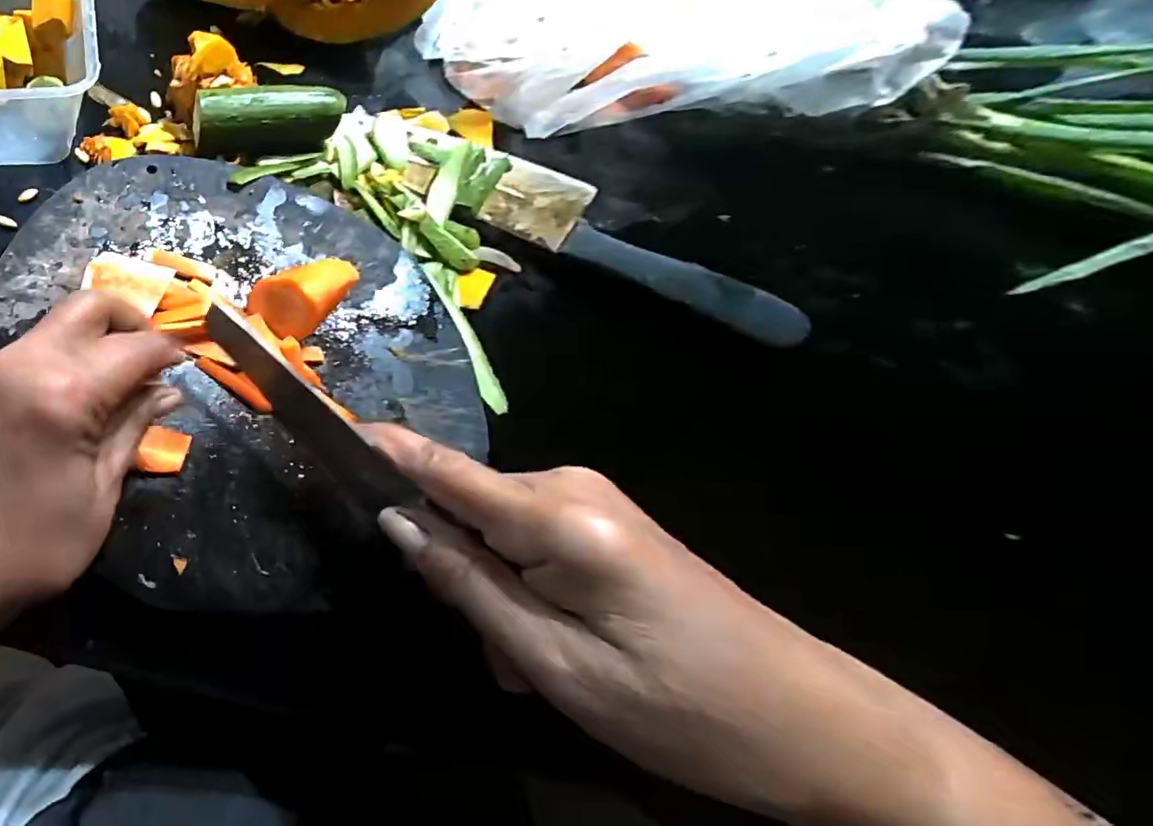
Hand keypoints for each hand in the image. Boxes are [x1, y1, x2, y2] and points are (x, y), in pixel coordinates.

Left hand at [0, 291, 181, 629]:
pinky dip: (83, 341)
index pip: (136, 347)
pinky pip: (52, 334)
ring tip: (132, 372)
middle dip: (135, 322)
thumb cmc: (40, 541)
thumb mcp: (103, 489)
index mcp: (65, 394)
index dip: (169, 353)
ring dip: (108, 330)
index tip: (188, 366)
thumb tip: (170, 390)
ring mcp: (10, 361)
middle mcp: (33, 361)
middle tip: (156, 361)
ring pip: (72, 312)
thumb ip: (135, 426)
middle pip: (96, 305)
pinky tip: (100, 379)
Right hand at [365, 426, 1083, 825]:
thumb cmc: (684, 707)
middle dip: (449, 562)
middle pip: (461, 502)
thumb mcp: (555, 663)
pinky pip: (526, 534)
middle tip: (486, 646)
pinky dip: (516, 580)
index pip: (441, 467)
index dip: (381, 446)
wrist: (824, 729)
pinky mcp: (600, 517)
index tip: (328, 424)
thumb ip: (465, 583)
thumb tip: (397, 522)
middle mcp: (567, 485)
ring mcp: (588, 497)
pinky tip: (549, 640)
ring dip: (488, 584)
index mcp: (555, 516)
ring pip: (491, 525)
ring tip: (527, 662)